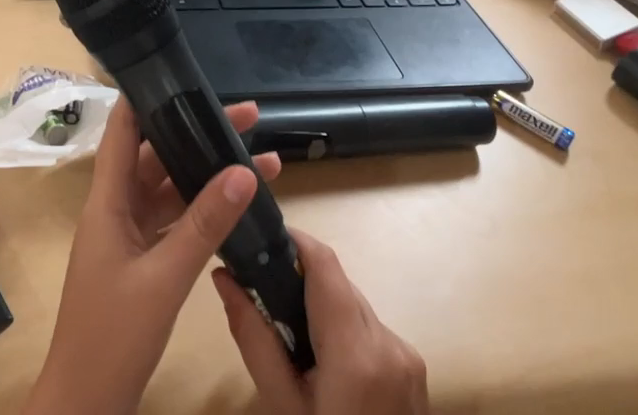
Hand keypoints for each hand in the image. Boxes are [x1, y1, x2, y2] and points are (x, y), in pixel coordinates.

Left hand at [25, 98, 283, 414]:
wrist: (87, 398)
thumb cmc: (114, 333)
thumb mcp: (164, 276)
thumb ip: (205, 223)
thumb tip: (243, 171)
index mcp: (107, 202)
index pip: (123, 133)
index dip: (145, 99)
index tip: (181, 75)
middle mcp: (115, 210)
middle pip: (157, 158)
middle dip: (198, 136)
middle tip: (248, 117)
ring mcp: (128, 237)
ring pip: (171, 191)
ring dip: (208, 176)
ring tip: (262, 159)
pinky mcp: (141, 262)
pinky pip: (175, 223)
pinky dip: (204, 212)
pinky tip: (238, 206)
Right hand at [213, 230, 426, 413]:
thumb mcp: (280, 404)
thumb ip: (252, 334)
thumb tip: (223, 276)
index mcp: (358, 353)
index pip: (325, 264)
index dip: (292, 241)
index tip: (257, 240)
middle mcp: (391, 344)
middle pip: (338, 284)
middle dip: (298, 280)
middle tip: (258, 292)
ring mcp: (409, 358)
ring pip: (354, 305)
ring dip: (320, 307)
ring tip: (287, 337)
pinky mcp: (415, 370)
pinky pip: (370, 330)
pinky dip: (341, 331)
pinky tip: (320, 363)